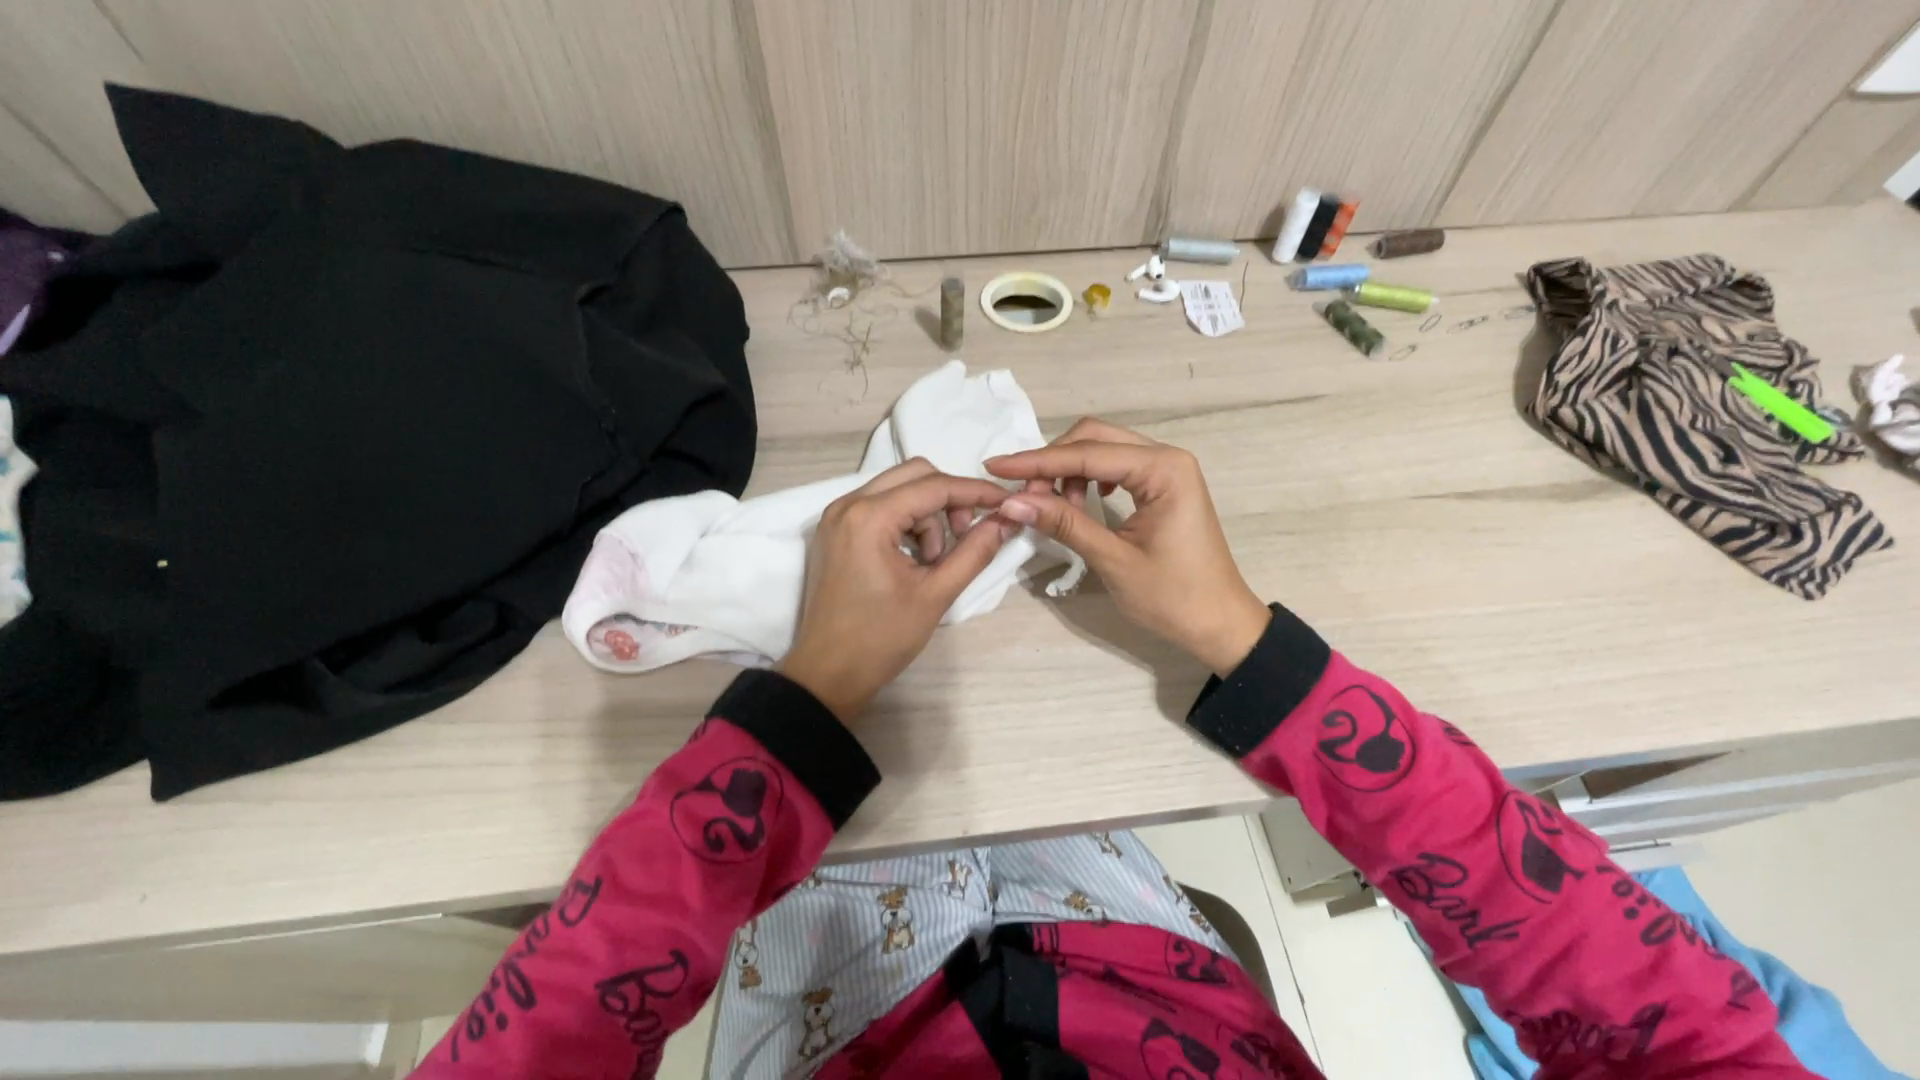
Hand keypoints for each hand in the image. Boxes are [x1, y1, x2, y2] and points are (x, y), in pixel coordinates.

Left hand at [779, 459, 1015, 720]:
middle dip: (949, 500)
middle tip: (966, 536)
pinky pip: (880, 508)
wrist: (827, 674)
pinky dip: (905, 524)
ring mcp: (837, 517)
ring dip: (927, 516)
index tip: (1007, 504)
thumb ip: (975, 552)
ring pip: (898, 490)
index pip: (934, 486)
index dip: (976, 492)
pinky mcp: (835, 532)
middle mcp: (848, 504)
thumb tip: (1006, 521)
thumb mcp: (936, 594)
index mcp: (869, 517)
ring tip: (933, 562)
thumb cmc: (880, 638)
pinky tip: (915, 561)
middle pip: (915, 475)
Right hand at [986, 418, 1269, 675]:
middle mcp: (1167, 457)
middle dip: (1052, 462)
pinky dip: (1087, 478)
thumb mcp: (1113, 560)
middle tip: (1022, 495)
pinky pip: (1115, 466)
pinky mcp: (1162, 485)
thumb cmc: (1173, 597)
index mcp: (1163, 469)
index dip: (1037, 461)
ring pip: (1102, 449)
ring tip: (1052, 508)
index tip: (995, 466)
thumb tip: (1012, 502)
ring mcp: (1167, 469)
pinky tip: (1079, 503)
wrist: (1219, 623)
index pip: (1086, 453)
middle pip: (1094, 438)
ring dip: (1069, 471)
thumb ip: (1064, 524)